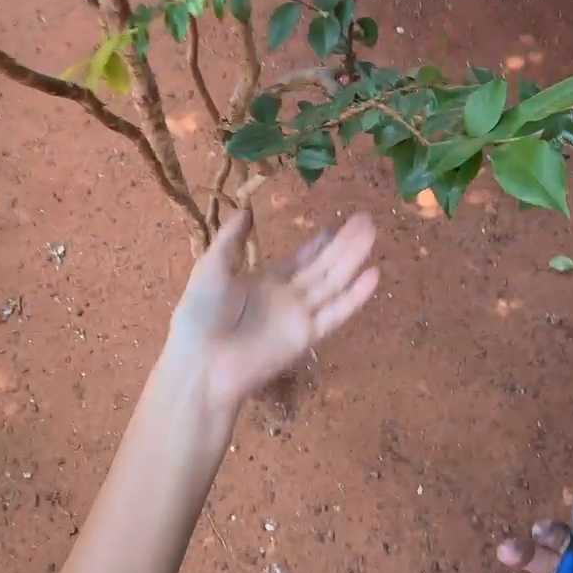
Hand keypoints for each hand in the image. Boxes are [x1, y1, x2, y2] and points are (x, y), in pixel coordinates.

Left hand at [162, 210, 378, 413]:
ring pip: (333, 282)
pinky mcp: (306, 336)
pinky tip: (373, 275)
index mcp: (265, 283)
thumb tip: (246, 210)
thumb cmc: (200, 313)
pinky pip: (335, 313)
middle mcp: (287, 298)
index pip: (300, 261)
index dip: (318, 245)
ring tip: (372, 233)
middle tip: (365, 220)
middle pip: (323, 267)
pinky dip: (354, 297)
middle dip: (344, 244)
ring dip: (353, 259)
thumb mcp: (212, 266)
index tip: (335, 226)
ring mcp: (299, 317)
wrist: (200, 361)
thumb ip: (232, 239)